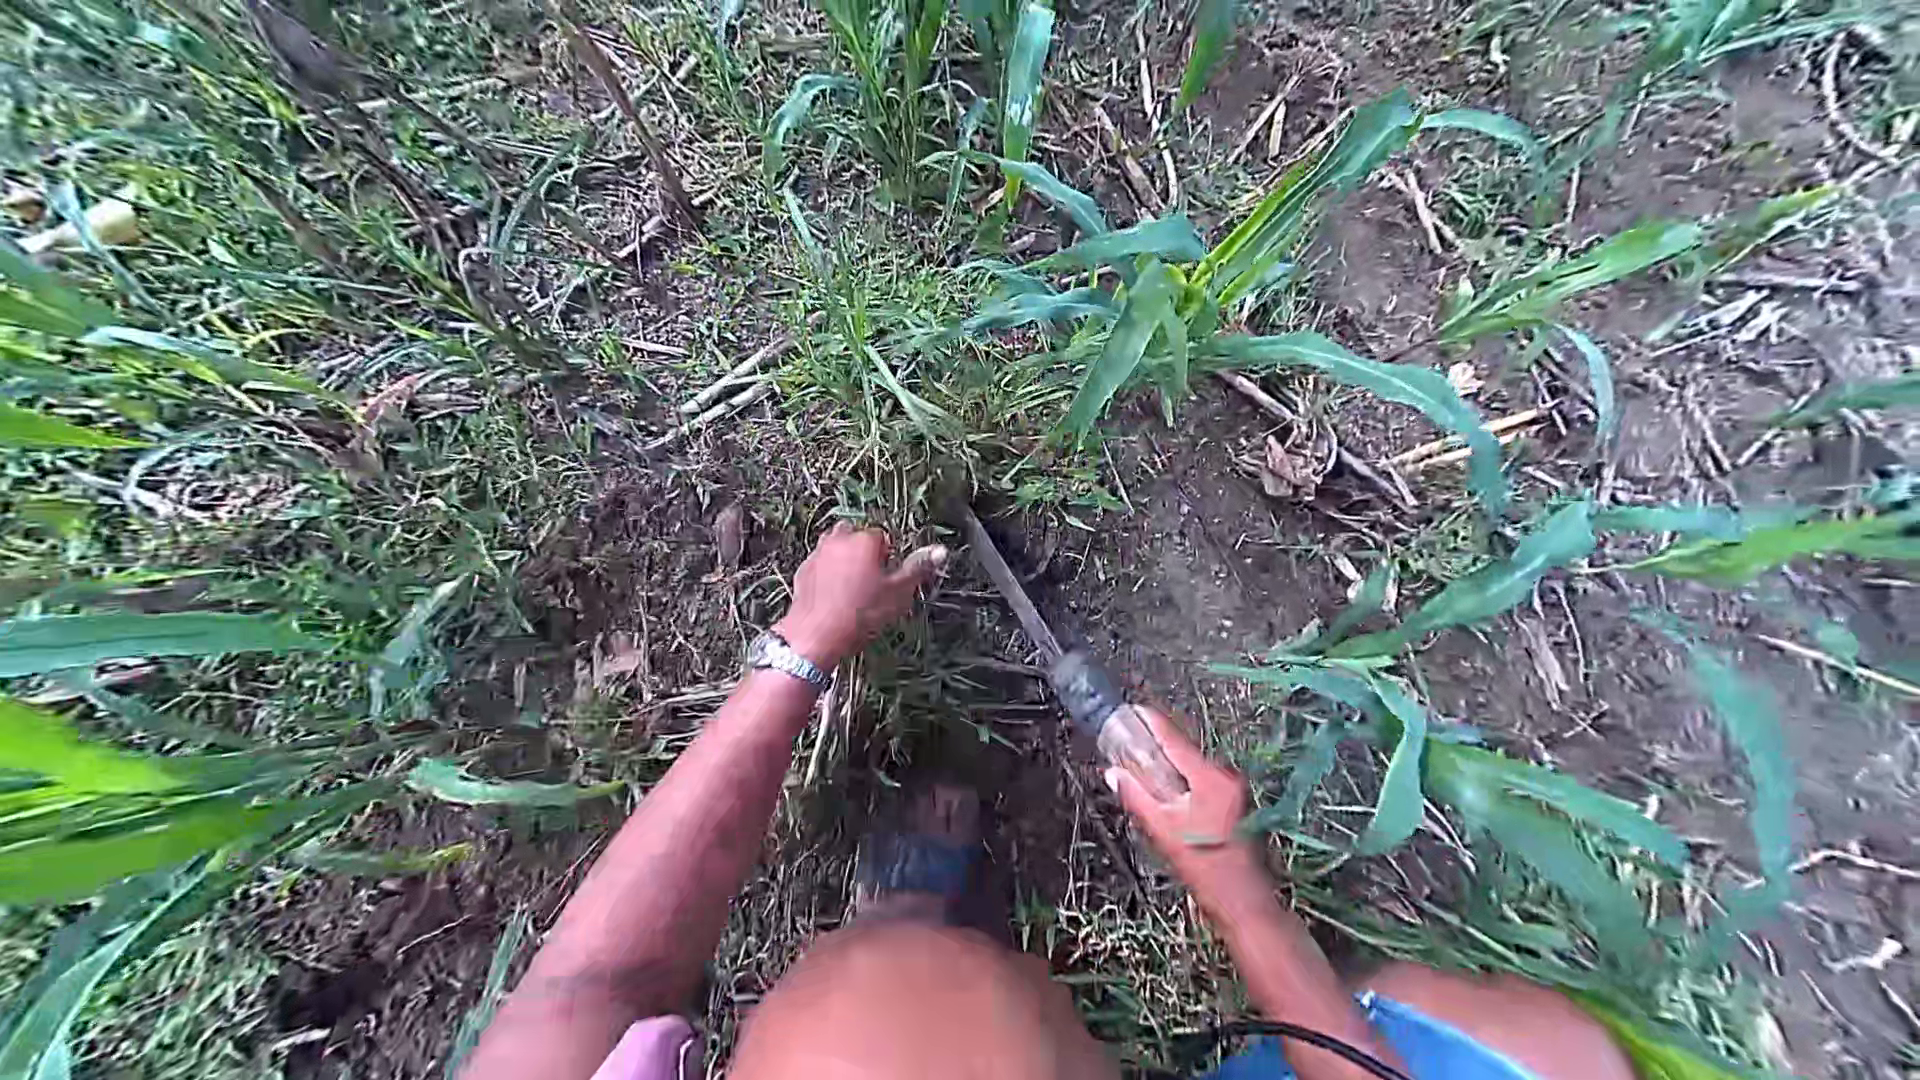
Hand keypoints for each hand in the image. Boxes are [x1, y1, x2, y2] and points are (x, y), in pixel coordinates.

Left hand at [773, 522, 947, 668]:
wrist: (816, 636)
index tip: (888, 579)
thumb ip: (918, 568)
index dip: (889, 558)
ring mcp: (817, 554)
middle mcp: (838, 539)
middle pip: (857, 537)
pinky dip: (828, 573)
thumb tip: (940, 551)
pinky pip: (821, 565)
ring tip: (853, 588)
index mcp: (864, 540)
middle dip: (865, 552)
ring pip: (836, 548)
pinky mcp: (803, 570)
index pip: (883, 537)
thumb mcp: (898, 593)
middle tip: (872, 581)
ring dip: (845, 560)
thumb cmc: (861, 613)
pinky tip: (834, 596)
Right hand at [1106, 706, 1260, 890]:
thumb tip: (1112, 774)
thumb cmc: (1208, 871)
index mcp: (1210, 778)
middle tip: (1133, 744)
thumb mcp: (1163, 830)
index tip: (1135, 709)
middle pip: (1184, 752)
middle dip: (1158, 748)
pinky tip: (1171, 796)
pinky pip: (1204, 781)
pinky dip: (1184, 782)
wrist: (1245, 905)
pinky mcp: (1237, 804)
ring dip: (1171, 768)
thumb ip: (1135, 796)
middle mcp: (1226, 778)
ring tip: (1147, 773)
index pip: (1175, 738)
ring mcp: (1235, 791)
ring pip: (1194, 768)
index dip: (1152, 722)